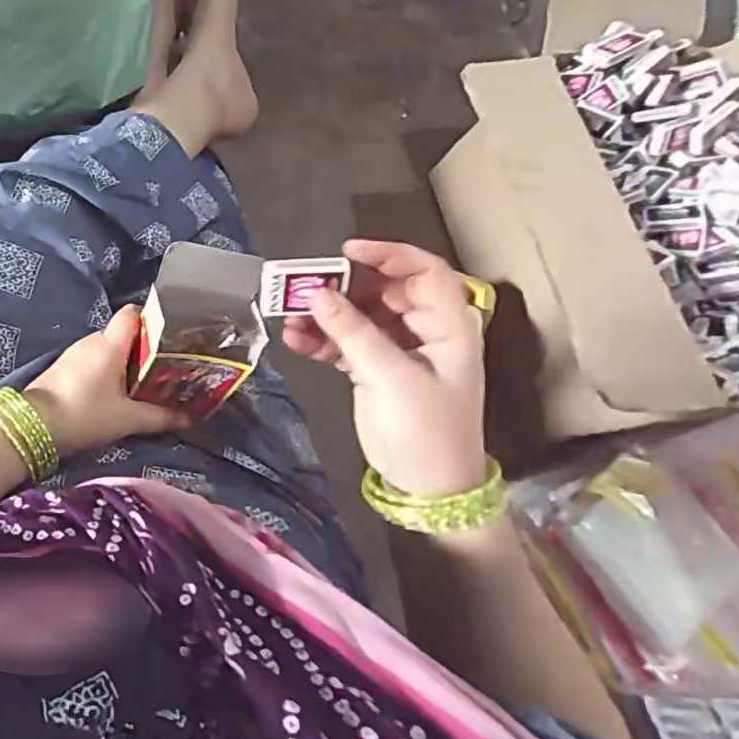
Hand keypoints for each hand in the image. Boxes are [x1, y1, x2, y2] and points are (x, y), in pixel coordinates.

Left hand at [27, 304, 191, 456]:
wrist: (32, 427)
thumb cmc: (85, 415)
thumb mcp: (128, 419)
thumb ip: (161, 417)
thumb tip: (191, 419)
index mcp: (110, 344)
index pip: (132, 313)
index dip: (150, 320)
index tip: (166, 340)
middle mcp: (90, 341)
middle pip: (122, 334)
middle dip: (140, 350)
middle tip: (159, 371)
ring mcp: (72, 354)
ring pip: (105, 350)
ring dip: (120, 364)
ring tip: (137, 386)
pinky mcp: (60, 368)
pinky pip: (90, 361)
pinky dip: (103, 372)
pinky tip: (110, 394)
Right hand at [282, 240, 488, 496]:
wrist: (427, 486)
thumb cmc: (426, 429)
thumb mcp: (392, 377)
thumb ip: (354, 333)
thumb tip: (317, 294)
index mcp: (447, 325)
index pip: (422, 272)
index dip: (388, 254)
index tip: (346, 251)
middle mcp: (424, 331)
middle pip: (383, 293)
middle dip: (344, 289)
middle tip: (306, 289)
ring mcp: (397, 352)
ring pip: (359, 318)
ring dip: (326, 317)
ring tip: (291, 319)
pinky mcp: (374, 371)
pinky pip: (345, 344)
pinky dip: (322, 341)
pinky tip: (296, 341)